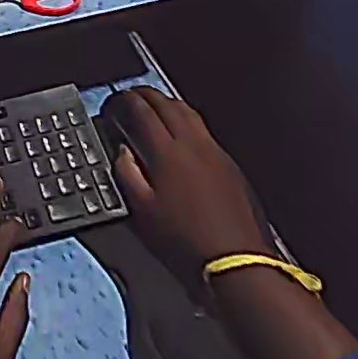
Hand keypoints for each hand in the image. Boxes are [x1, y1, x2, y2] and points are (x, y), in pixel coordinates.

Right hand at [107, 88, 270, 281]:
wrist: (238, 264)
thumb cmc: (185, 240)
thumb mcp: (142, 210)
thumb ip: (127, 174)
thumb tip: (122, 153)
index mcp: (167, 153)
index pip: (144, 112)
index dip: (128, 100)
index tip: (119, 98)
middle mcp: (192, 145)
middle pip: (168, 104)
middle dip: (148, 94)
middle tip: (135, 94)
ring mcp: (216, 154)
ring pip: (190, 114)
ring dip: (170, 103)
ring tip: (158, 104)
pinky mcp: (231, 166)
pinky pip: (206, 131)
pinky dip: (189, 121)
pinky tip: (184, 132)